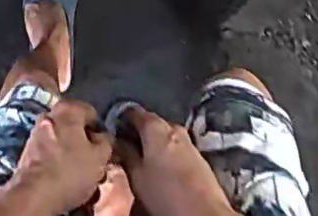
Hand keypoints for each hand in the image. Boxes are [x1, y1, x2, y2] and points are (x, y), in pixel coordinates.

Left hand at [0, 100, 112, 215]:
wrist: (33, 195)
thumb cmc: (70, 171)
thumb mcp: (100, 157)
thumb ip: (107, 141)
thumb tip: (104, 136)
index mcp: (69, 108)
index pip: (93, 114)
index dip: (101, 132)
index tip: (103, 149)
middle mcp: (50, 113)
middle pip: (75, 128)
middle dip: (85, 145)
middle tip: (92, 164)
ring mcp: (36, 131)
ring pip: (62, 141)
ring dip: (71, 155)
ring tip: (78, 175)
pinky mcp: (27, 151)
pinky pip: (49, 153)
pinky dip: (57, 162)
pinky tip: (63, 177)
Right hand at [117, 106, 237, 215]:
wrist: (204, 212)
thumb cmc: (166, 193)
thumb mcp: (138, 178)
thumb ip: (127, 156)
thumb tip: (118, 142)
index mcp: (155, 126)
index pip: (133, 111)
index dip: (122, 117)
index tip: (113, 128)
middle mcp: (172, 125)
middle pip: (150, 122)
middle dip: (139, 132)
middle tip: (127, 147)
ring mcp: (187, 138)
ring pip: (164, 134)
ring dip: (153, 143)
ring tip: (144, 159)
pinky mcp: (197, 153)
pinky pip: (176, 145)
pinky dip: (167, 151)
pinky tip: (163, 166)